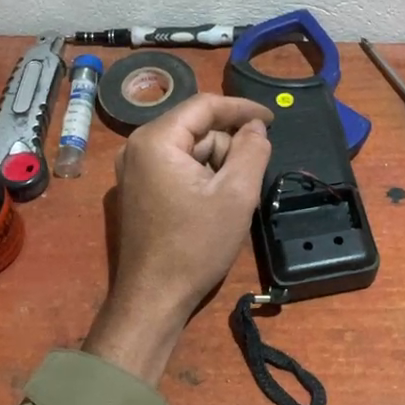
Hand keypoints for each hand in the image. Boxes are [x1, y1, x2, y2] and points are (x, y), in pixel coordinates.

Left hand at [84, 94, 272, 382]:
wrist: (153, 299)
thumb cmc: (195, 245)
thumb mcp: (237, 194)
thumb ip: (251, 150)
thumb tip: (256, 128)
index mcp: (156, 140)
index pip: (205, 106)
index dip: (242, 109)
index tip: (272, 120)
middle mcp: (137, 147)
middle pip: (196, 128)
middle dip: (227, 146)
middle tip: (248, 179)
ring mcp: (133, 171)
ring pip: (188, 150)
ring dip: (215, 165)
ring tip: (229, 200)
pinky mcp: (136, 191)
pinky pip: (176, 167)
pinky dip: (200, 177)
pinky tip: (212, 205)